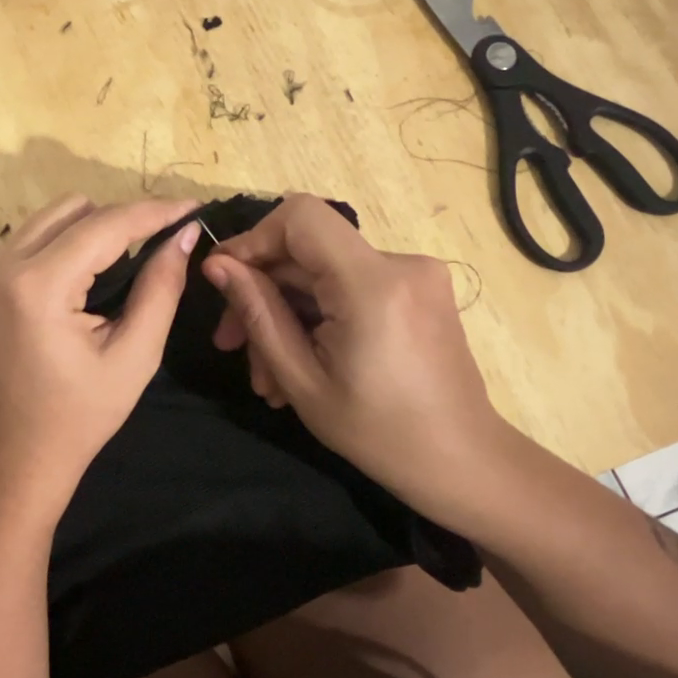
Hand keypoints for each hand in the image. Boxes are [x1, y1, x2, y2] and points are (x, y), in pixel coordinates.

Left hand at [0, 195, 201, 516]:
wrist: (13, 461)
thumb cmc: (80, 418)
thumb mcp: (134, 356)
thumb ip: (160, 288)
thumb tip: (184, 235)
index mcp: (37, 287)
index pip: (104, 225)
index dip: (153, 212)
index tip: (192, 207)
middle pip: (69, 211)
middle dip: (118, 220)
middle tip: (156, 243)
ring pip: (41, 225)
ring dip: (84, 233)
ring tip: (120, 265)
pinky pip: (19, 250)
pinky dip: (54, 253)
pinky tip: (77, 285)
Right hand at [199, 195, 509, 508]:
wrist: (460, 460)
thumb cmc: (377, 433)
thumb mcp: (301, 379)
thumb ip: (258, 313)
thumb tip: (217, 265)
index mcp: (371, 284)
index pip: (300, 217)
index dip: (253, 240)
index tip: (223, 281)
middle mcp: (399, 263)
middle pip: (306, 252)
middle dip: (262, 295)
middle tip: (231, 347)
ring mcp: (414, 274)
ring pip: (322, 275)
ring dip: (286, 316)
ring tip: (267, 377)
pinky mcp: (418, 290)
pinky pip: (349, 287)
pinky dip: (317, 317)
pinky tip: (301, 364)